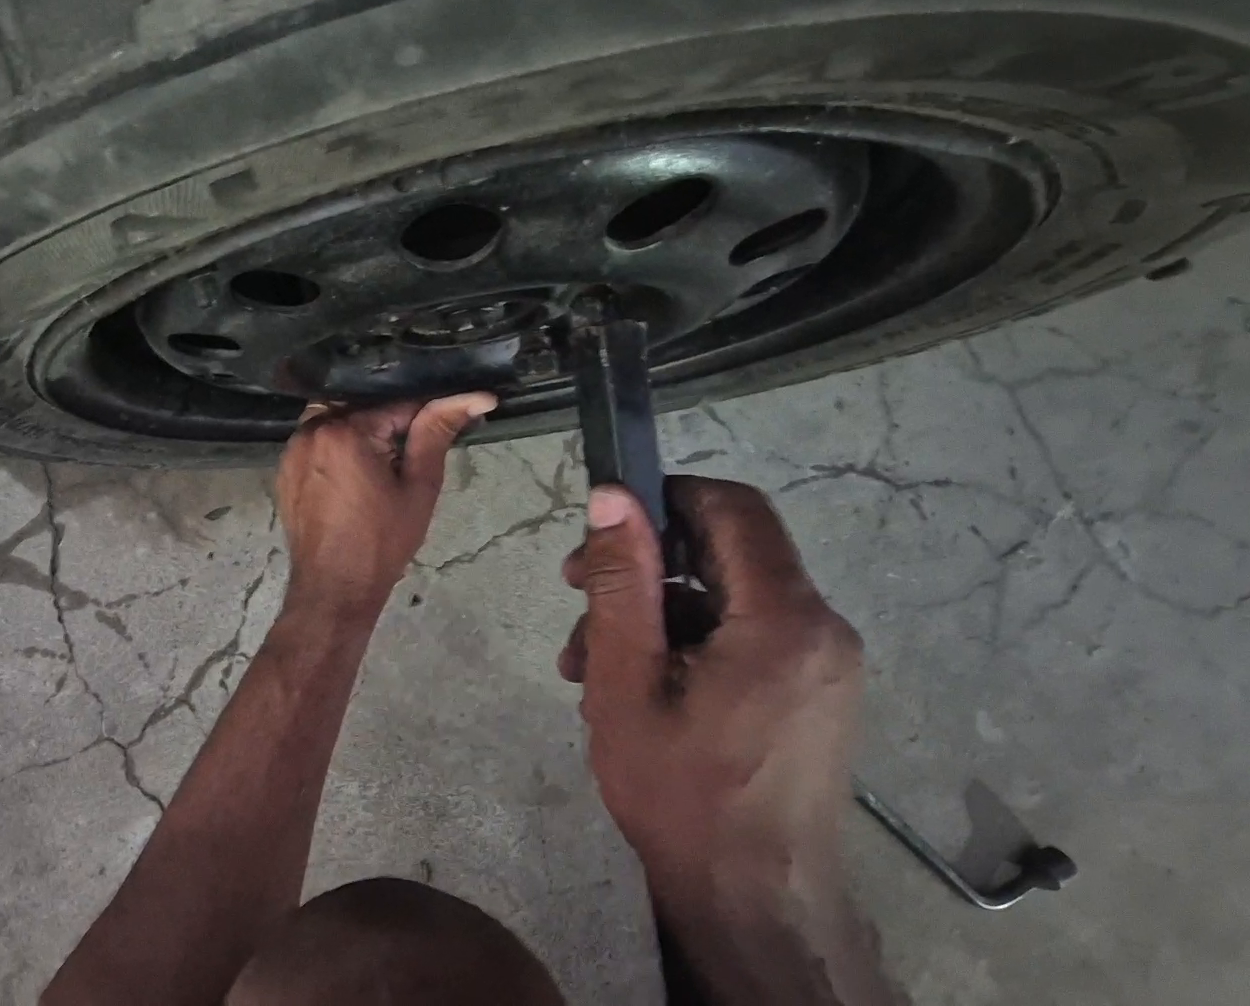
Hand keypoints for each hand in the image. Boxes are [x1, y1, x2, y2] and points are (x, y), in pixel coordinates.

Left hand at [276, 393, 496, 612]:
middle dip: (391, 421)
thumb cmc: (381, 542)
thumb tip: (472, 398)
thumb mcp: (418, 488)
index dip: (426, 413)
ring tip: (387, 460)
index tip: (449, 422)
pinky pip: (316, 443)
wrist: (334, 589)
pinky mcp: (284, 470)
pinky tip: (356, 473)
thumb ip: (436, 435)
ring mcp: (292, 450)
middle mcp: (310, 430)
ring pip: (336, 421)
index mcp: (344, 430)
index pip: (395, 404)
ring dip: (362, 432)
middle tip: (413, 448)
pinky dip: (338, 448)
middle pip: (361, 407)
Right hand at [558, 478, 862, 908]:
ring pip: (724, 598)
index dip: (664, 497)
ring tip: (587, 663)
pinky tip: (632, 686)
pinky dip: (683, 644)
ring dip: (652, 614)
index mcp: (785, 618)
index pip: (733, 507)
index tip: (603, 529)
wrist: (752, 903)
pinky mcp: (811, 692)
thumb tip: (612, 495)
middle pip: (725, 553)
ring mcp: (822, 663)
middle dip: (642, 568)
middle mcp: (821, 628)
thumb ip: (619, 581)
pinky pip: (742, 636)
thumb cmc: (680, 793)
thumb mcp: (626, 680)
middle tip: (574, 599)